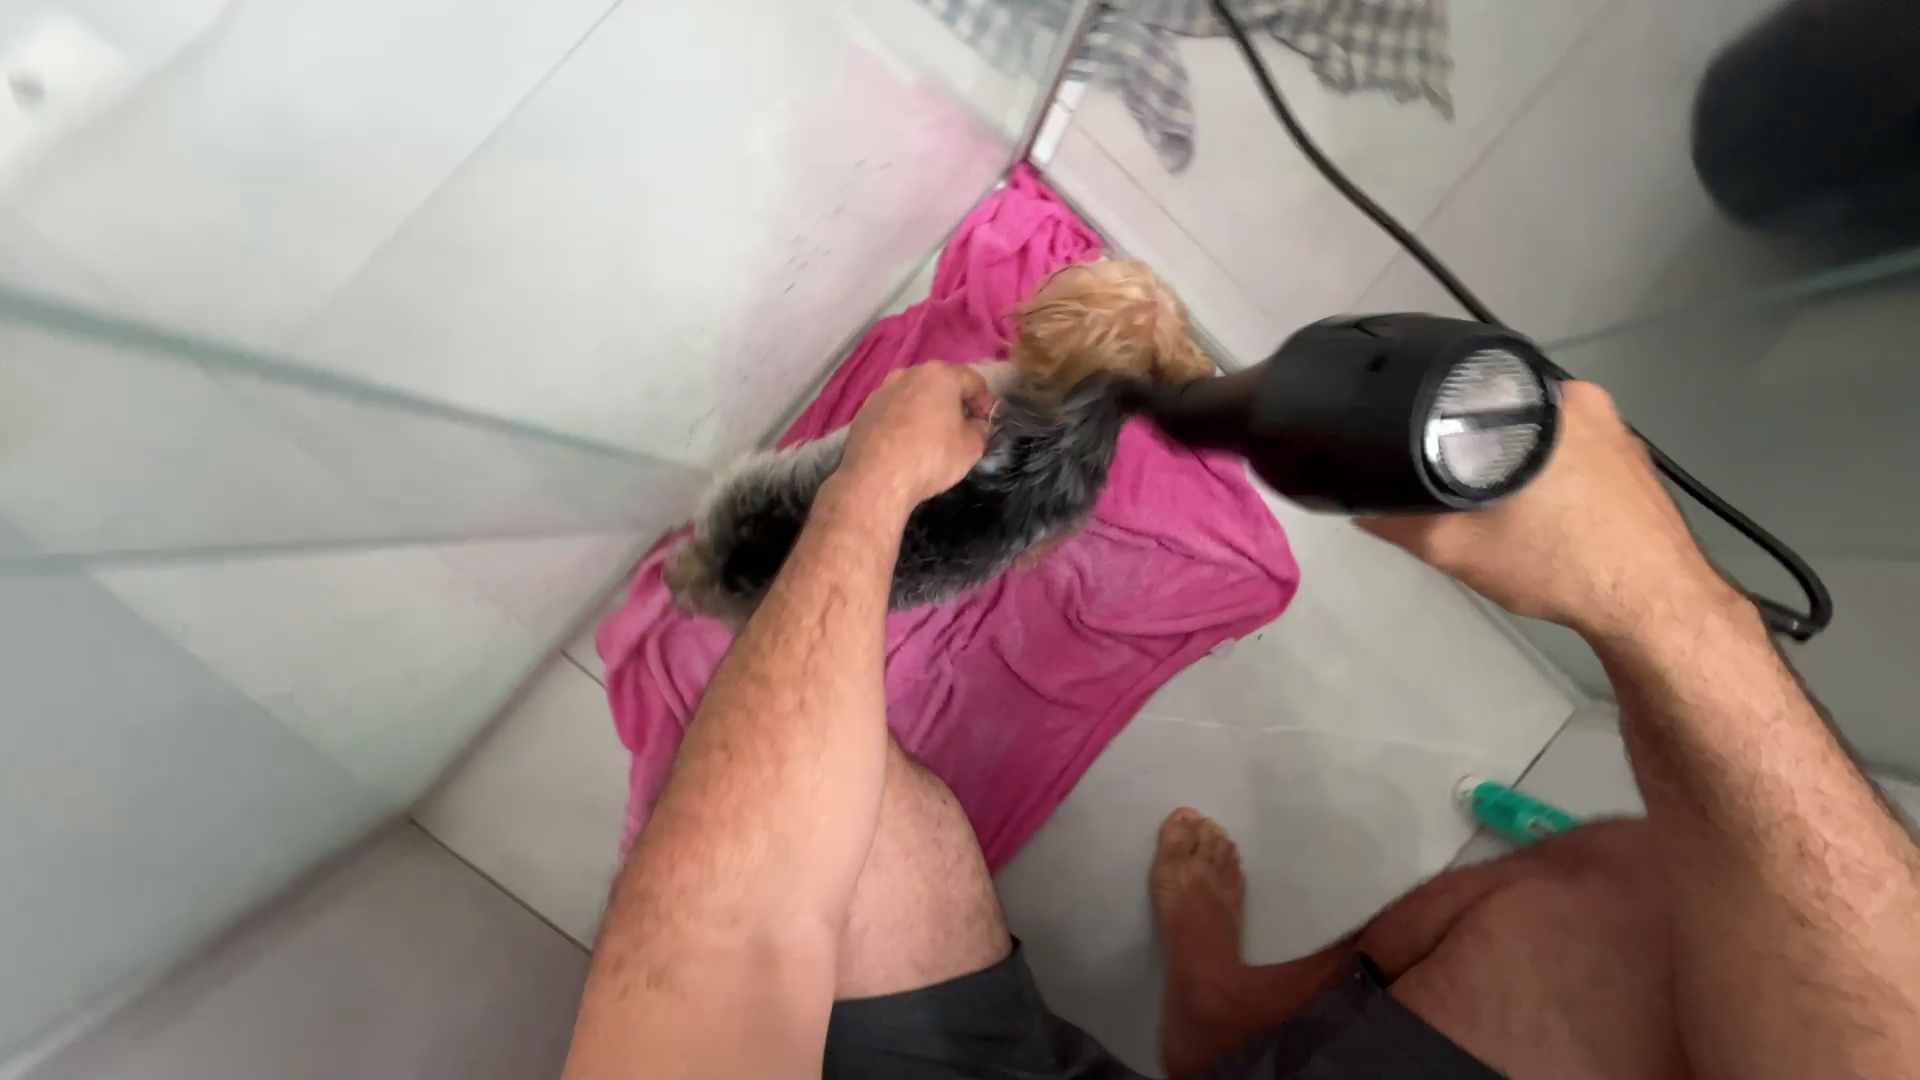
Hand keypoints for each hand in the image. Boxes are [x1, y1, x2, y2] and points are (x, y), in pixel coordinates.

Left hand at [836, 363, 994, 509]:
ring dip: (927, 410)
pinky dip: (904, 422)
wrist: (875, 479)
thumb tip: (976, 424)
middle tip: (962, 427)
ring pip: (914, 396)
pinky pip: (893, 411)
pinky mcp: (864, 411)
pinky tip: (905, 444)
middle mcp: (908, 374)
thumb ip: (981, 429)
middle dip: (954, 402)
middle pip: (941, 383)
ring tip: (932, 436)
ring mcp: (882, 391)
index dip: (986, 402)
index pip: (973, 381)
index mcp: (939, 375)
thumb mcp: (972, 447)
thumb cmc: (931, 457)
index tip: (988, 423)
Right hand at [1360, 381, 1742, 643]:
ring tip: (1478, 502)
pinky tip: (1528, 513)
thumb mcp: (1454, 548)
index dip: (1426, 421)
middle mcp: (1586, 402)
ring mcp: (1616, 429)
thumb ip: (1397, 523)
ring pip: (1528, 433)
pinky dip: (1537, 475)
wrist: (1654, 608)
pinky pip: (1561, 452)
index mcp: (1545, 404)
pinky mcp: (1631, 459)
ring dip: (1501, 460)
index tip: (1407, 451)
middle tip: (1439, 485)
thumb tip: (1361, 506)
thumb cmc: (1558, 565)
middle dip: (1463, 444)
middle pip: (1494, 412)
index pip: (1463, 392)